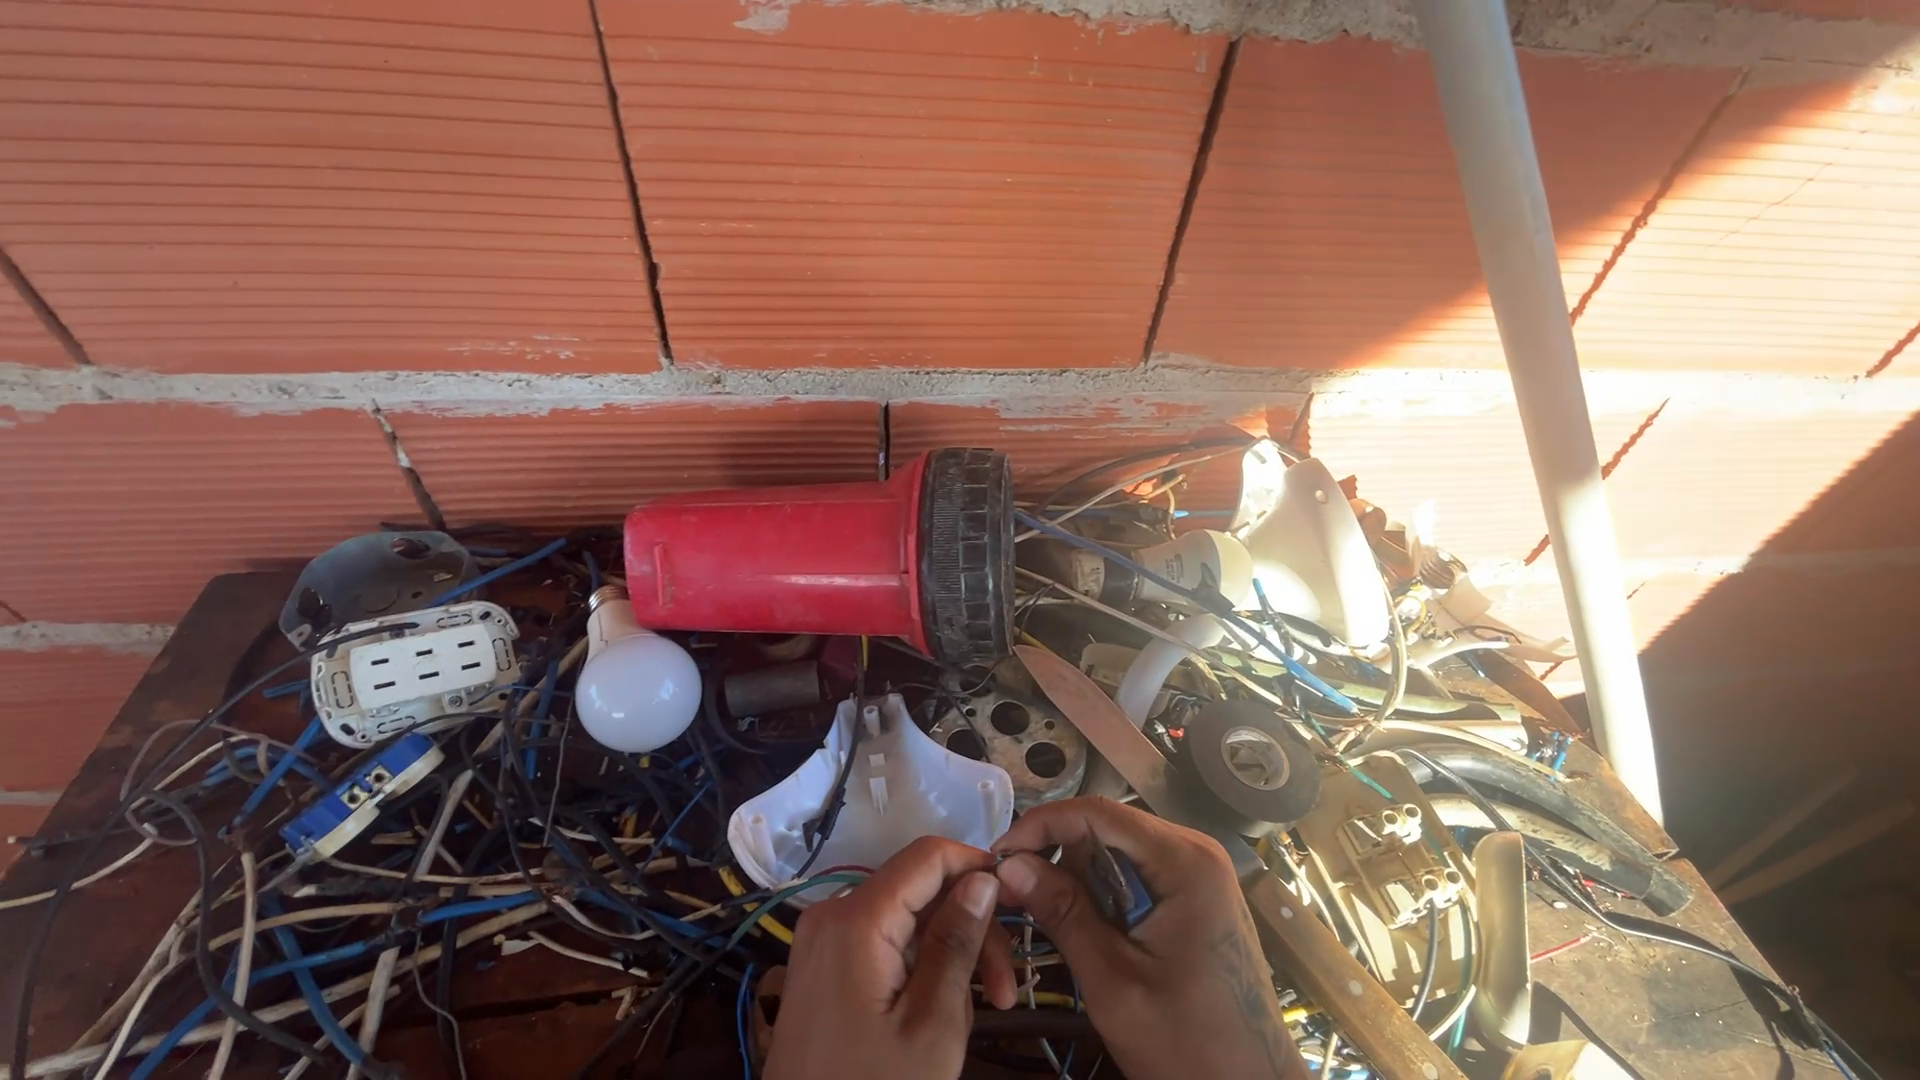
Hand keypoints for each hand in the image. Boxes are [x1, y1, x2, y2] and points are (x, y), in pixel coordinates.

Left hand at [765, 837, 1018, 1079]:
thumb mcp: (931, 1025)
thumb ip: (957, 942)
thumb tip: (984, 877)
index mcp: (856, 919)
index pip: (927, 856)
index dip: (976, 866)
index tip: (1018, 904)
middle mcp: (834, 914)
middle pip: (921, 891)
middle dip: (969, 929)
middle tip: (1005, 992)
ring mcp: (824, 941)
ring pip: (907, 920)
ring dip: (949, 955)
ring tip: (979, 1013)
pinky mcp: (824, 966)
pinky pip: (885, 943)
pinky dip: (919, 968)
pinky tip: (939, 1013)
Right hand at [993, 797, 1309, 1079]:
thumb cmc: (1188, 1044)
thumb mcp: (1114, 982)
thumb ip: (1063, 913)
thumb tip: (1009, 863)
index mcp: (1185, 861)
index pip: (1098, 812)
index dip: (1042, 824)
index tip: (1000, 854)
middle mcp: (1195, 850)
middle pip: (1108, 827)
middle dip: (1057, 852)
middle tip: (1015, 889)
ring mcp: (1199, 871)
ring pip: (1117, 849)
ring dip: (1077, 874)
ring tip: (1043, 912)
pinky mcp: (1196, 893)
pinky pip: (1135, 871)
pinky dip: (1102, 890)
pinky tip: (1084, 923)